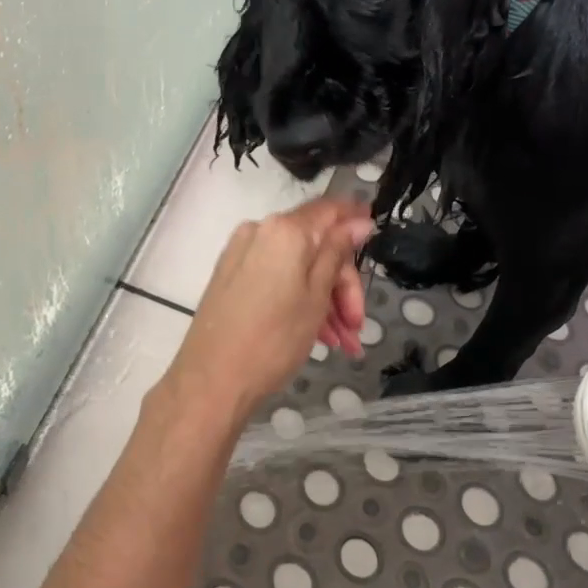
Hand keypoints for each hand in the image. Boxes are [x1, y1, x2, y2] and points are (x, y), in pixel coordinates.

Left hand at [161, 197, 372, 414]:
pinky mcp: (231, 276)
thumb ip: (337, 253)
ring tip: (342, 344)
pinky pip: (276, 277)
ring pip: (296, 266)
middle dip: (342, 283)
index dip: (355, 219)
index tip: (376, 233)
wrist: (211, 378)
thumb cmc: (274, 339)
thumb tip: (358, 220)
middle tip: (357, 326)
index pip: (329, 209)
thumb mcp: (317, 297)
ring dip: (324, 300)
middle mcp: (260, 231)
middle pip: (315, 244)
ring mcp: (241, 253)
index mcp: (285, 230)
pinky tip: (318, 336)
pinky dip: (298, 299)